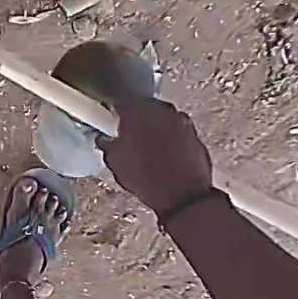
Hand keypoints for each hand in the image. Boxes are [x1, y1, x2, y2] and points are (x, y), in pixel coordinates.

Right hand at [98, 98, 213, 212]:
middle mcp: (160, 110)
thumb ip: (107, 144)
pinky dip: (168, 136)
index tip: (107, 120)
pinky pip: (175, 129)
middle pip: (142, 107)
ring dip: (152, 126)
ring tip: (145, 147)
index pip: (118, 103)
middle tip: (126, 135)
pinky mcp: (194, 133)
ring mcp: (180, 120)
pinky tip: (163, 154)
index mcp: (137, 112)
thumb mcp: (116, 162)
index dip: (110, 112)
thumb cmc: (149, 178)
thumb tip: (104, 140)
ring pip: (160, 117)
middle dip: (133, 118)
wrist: (184, 195)